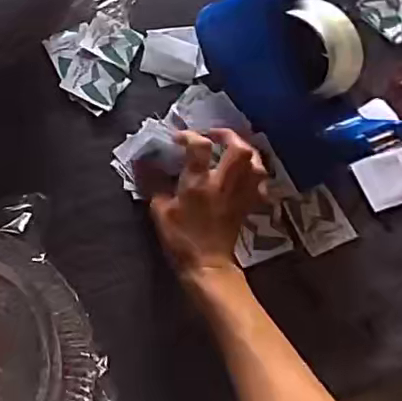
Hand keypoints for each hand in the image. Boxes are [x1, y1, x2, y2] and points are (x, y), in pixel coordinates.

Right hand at [138, 128, 269, 283]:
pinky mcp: (248, 205)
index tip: (178, 138)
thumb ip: (152, 183)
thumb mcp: (160, 210)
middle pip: (239, 149)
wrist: (207, 265)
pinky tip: (244, 174)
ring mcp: (239, 194)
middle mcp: (223, 183)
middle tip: (213, 135)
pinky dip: (254, 174)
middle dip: (228, 135)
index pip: (199, 146)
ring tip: (231, 150)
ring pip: (255, 163)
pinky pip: (260, 183)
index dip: (189, 135)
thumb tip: (142, 163)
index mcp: (198, 182)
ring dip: (246, 151)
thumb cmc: (181, 238)